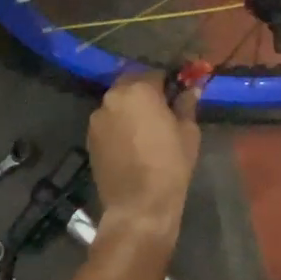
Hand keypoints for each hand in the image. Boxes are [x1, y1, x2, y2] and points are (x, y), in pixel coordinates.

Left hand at [85, 73, 201, 236]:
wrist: (138, 206)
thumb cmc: (170, 166)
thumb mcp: (188, 133)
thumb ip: (186, 105)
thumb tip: (191, 90)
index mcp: (139, 90)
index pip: (156, 73)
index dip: (168, 83)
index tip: (177, 93)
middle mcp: (113, 97)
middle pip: (131, 84)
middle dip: (145, 91)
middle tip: (161, 108)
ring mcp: (97, 118)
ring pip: (117, 103)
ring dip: (129, 108)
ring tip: (144, 128)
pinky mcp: (89, 137)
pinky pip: (108, 122)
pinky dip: (118, 125)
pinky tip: (130, 142)